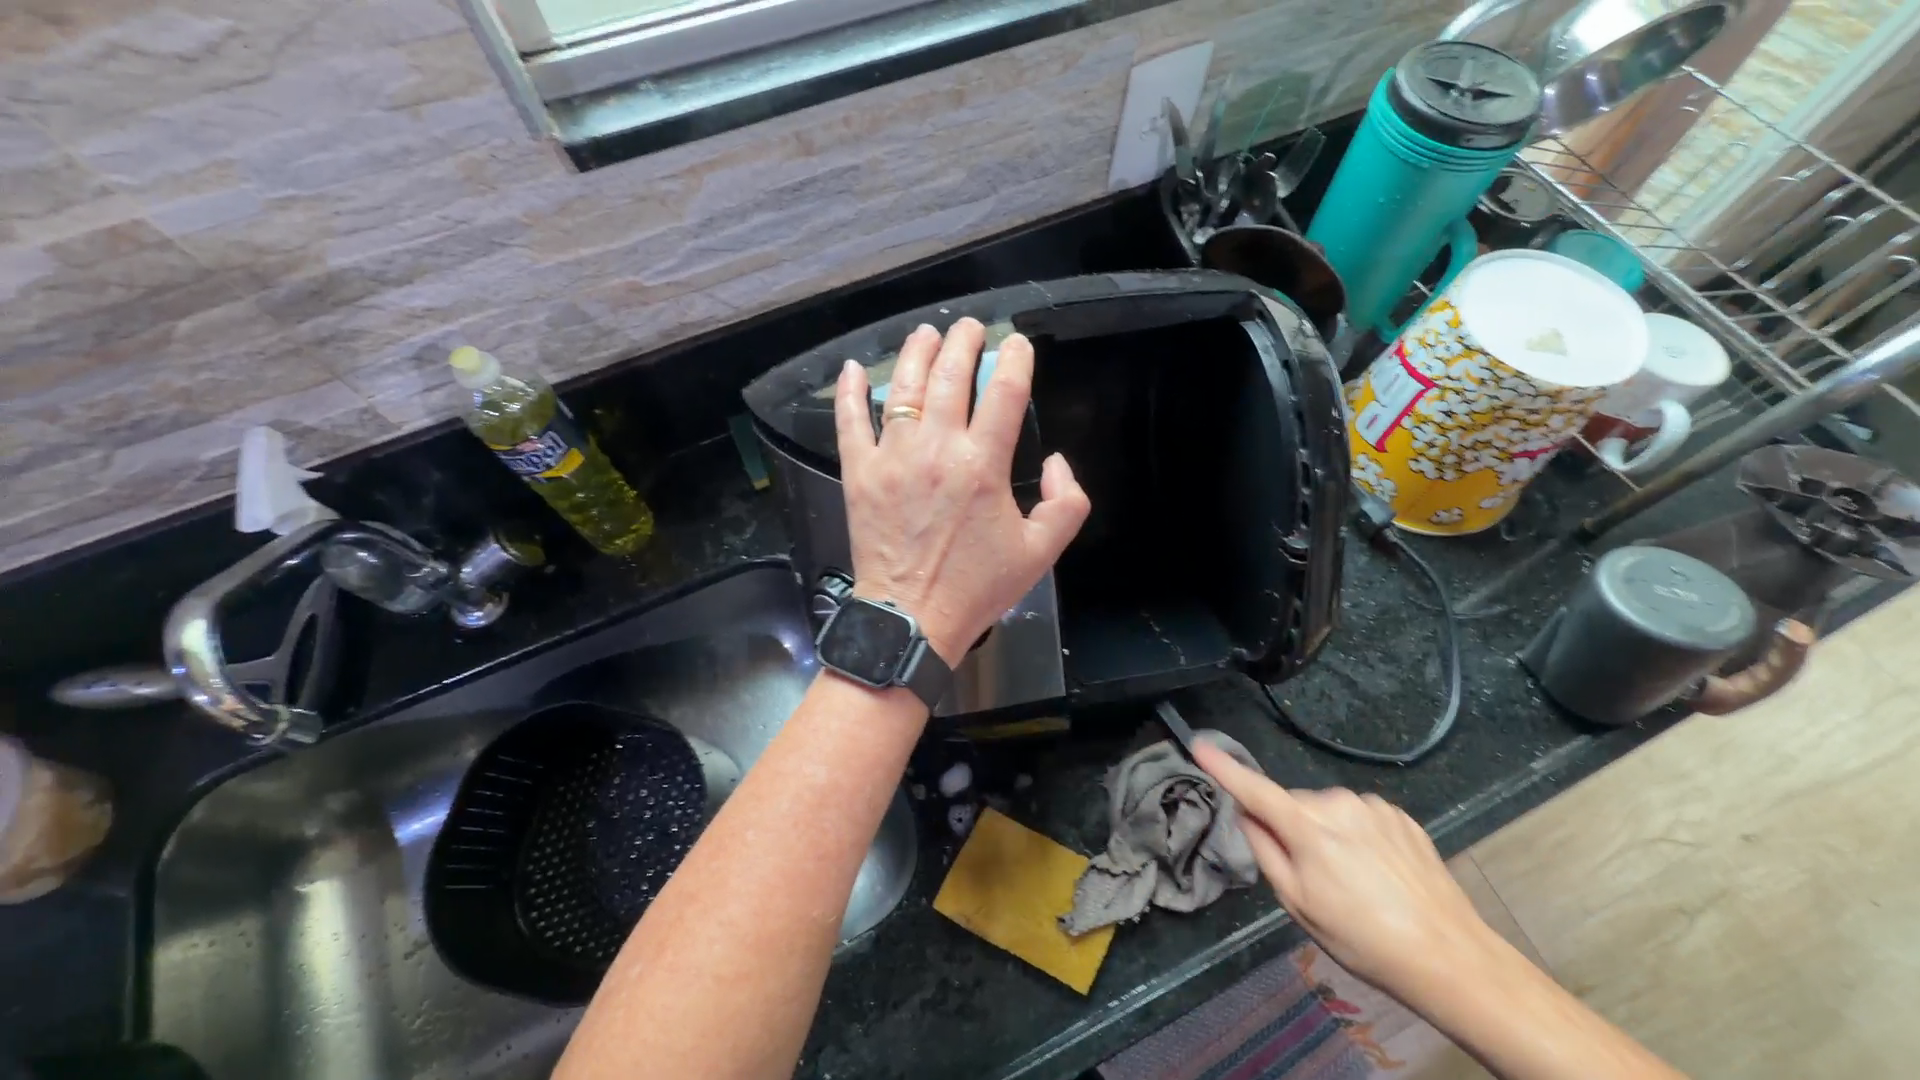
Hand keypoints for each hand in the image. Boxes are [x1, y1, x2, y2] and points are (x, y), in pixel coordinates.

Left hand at [834, 318, 1091, 665]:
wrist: (911, 619)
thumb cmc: (977, 587)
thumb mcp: (1042, 552)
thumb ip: (1067, 503)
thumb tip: (1056, 461)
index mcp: (984, 465)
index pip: (1005, 392)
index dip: (1015, 359)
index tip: (1017, 343)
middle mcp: (937, 448)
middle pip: (951, 376)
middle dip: (964, 341)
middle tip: (970, 328)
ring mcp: (892, 457)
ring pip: (904, 387)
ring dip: (917, 353)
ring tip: (927, 334)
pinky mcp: (859, 473)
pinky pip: (850, 422)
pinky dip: (851, 392)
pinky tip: (855, 368)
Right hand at [1193, 741, 1501, 1003]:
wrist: (1447, 954)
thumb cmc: (1360, 938)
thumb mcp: (1298, 905)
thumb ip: (1265, 852)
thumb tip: (1247, 815)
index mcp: (1307, 828)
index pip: (1254, 790)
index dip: (1224, 768)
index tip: (1198, 745)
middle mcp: (1338, 804)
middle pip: (1294, 805)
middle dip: (1292, 829)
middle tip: (1312, 880)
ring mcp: (1374, 807)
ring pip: (1328, 811)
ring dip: (1326, 833)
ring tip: (1352, 882)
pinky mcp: (1401, 816)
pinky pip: (1360, 817)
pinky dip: (1357, 837)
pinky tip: (1377, 873)